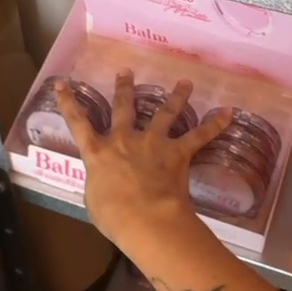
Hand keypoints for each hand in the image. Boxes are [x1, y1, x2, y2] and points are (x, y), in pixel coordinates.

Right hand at [54, 71, 233, 248]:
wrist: (145, 218)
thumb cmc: (113, 216)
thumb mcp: (93, 201)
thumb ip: (98, 184)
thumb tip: (104, 182)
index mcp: (98, 153)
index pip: (77, 124)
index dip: (68, 104)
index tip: (62, 84)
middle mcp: (124, 140)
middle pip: (124, 108)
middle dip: (125, 88)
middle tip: (127, 71)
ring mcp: (152, 143)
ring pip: (165, 113)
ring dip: (176, 96)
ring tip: (185, 82)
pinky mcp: (176, 152)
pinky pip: (199, 136)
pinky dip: (215, 125)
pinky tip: (229, 113)